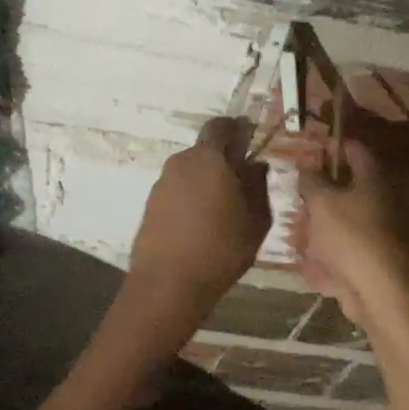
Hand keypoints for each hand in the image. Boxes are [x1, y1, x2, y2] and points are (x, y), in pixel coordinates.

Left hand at [129, 117, 271, 309]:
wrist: (168, 284)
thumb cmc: (221, 249)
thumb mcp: (256, 220)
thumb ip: (258, 187)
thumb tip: (256, 166)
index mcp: (209, 158)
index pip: (222, 126)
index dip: (238, 130)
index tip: (250, 145)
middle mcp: (180, 162)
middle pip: (205, 152)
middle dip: (223, 163)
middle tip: (241, 189)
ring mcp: (161, 184)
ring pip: (190, 173)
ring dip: (205, 184)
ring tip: (221, 214)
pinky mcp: (150, 205)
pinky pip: (177, 192)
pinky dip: (190, 201)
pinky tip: (199, 227)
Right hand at [298, 141, 408, 329]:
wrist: (392, 295)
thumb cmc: (355, 237)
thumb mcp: (322, 203)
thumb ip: (311, 181)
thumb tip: (306, 163)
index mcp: (382, 177)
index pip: (356, 151)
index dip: (332, 150)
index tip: (310, 153)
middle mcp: (396, 201)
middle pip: (354, 194)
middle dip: (324, 201)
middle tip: (300, 208)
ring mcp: (396, 237)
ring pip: (354, 229)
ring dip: (326, 234)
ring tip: (300, 243)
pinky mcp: (392, 268)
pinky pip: (357, 259)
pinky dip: (337, 262)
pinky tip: (315, 271)